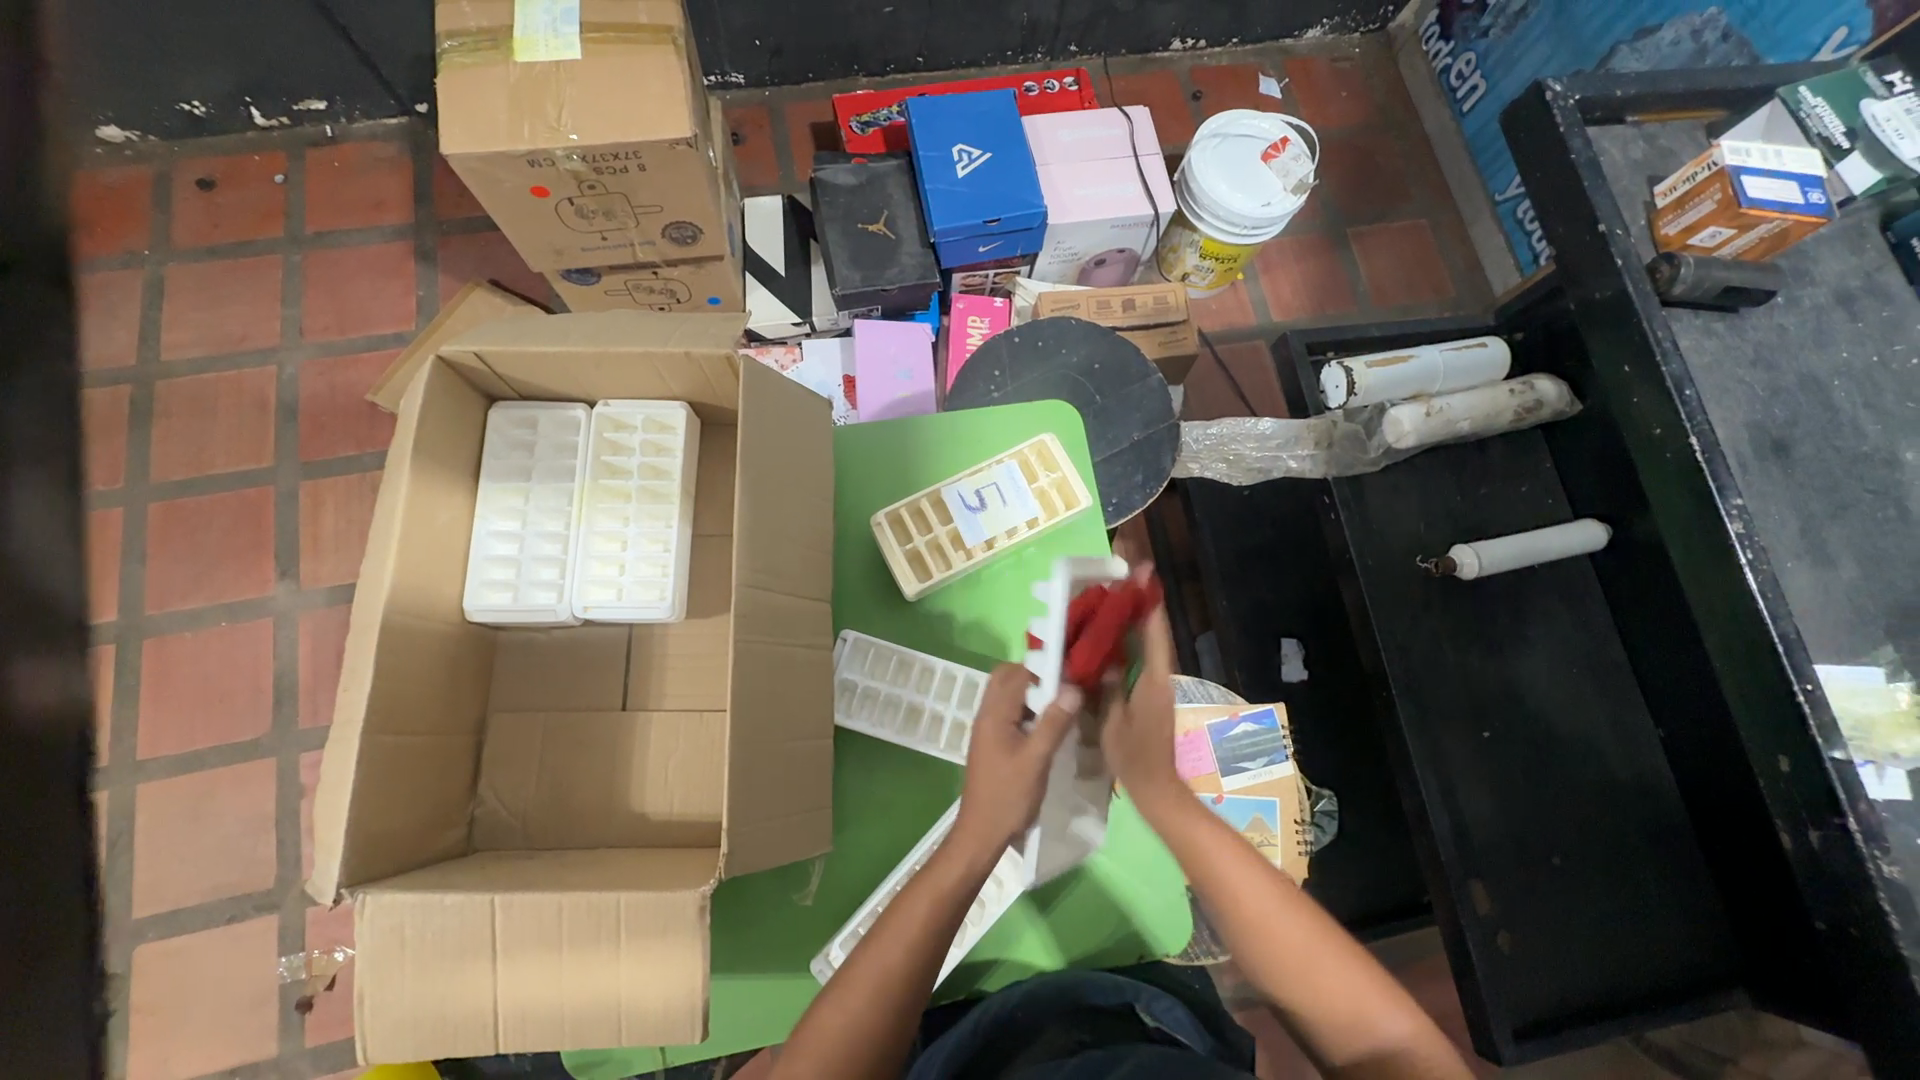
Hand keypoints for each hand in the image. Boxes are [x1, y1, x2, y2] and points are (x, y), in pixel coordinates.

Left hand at [950, 665, 1082, 856]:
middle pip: (1008, 678)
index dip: (1044, 669)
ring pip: (1009, 696)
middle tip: (1065, 689)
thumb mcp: (1036, 760)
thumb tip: (1073, 687)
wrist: (982, 832)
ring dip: (1033, 694)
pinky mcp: (993, 742)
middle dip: (1036, 677)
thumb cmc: (1008, 796)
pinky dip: (1029, 711)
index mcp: (994, 713)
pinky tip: (1049, 727)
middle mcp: (987, 714)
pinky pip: (1010, 713)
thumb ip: (1054, 723)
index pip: (1018, 673)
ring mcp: (988, 729)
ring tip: (1062, 706)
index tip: (1072, 674)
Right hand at [1098, 592, 1181, 809]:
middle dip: (1142, 607)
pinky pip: (1142, 663)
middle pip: (1154, 636)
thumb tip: (1107, 660)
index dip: (1149, 605)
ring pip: (1149, 649)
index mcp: (1153, 682)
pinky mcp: (1153, 698)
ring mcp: (1158, 689)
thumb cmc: (1134, 758)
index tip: (1143, 577)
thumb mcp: (1113, 723)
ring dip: (1136, 625)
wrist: (1157, 789)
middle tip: (1125, 580)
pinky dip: (1132, 647)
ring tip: (1116, 602)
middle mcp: (1161, 680)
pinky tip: (1113, 642)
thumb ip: (1110, 689)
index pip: (1155, 634)